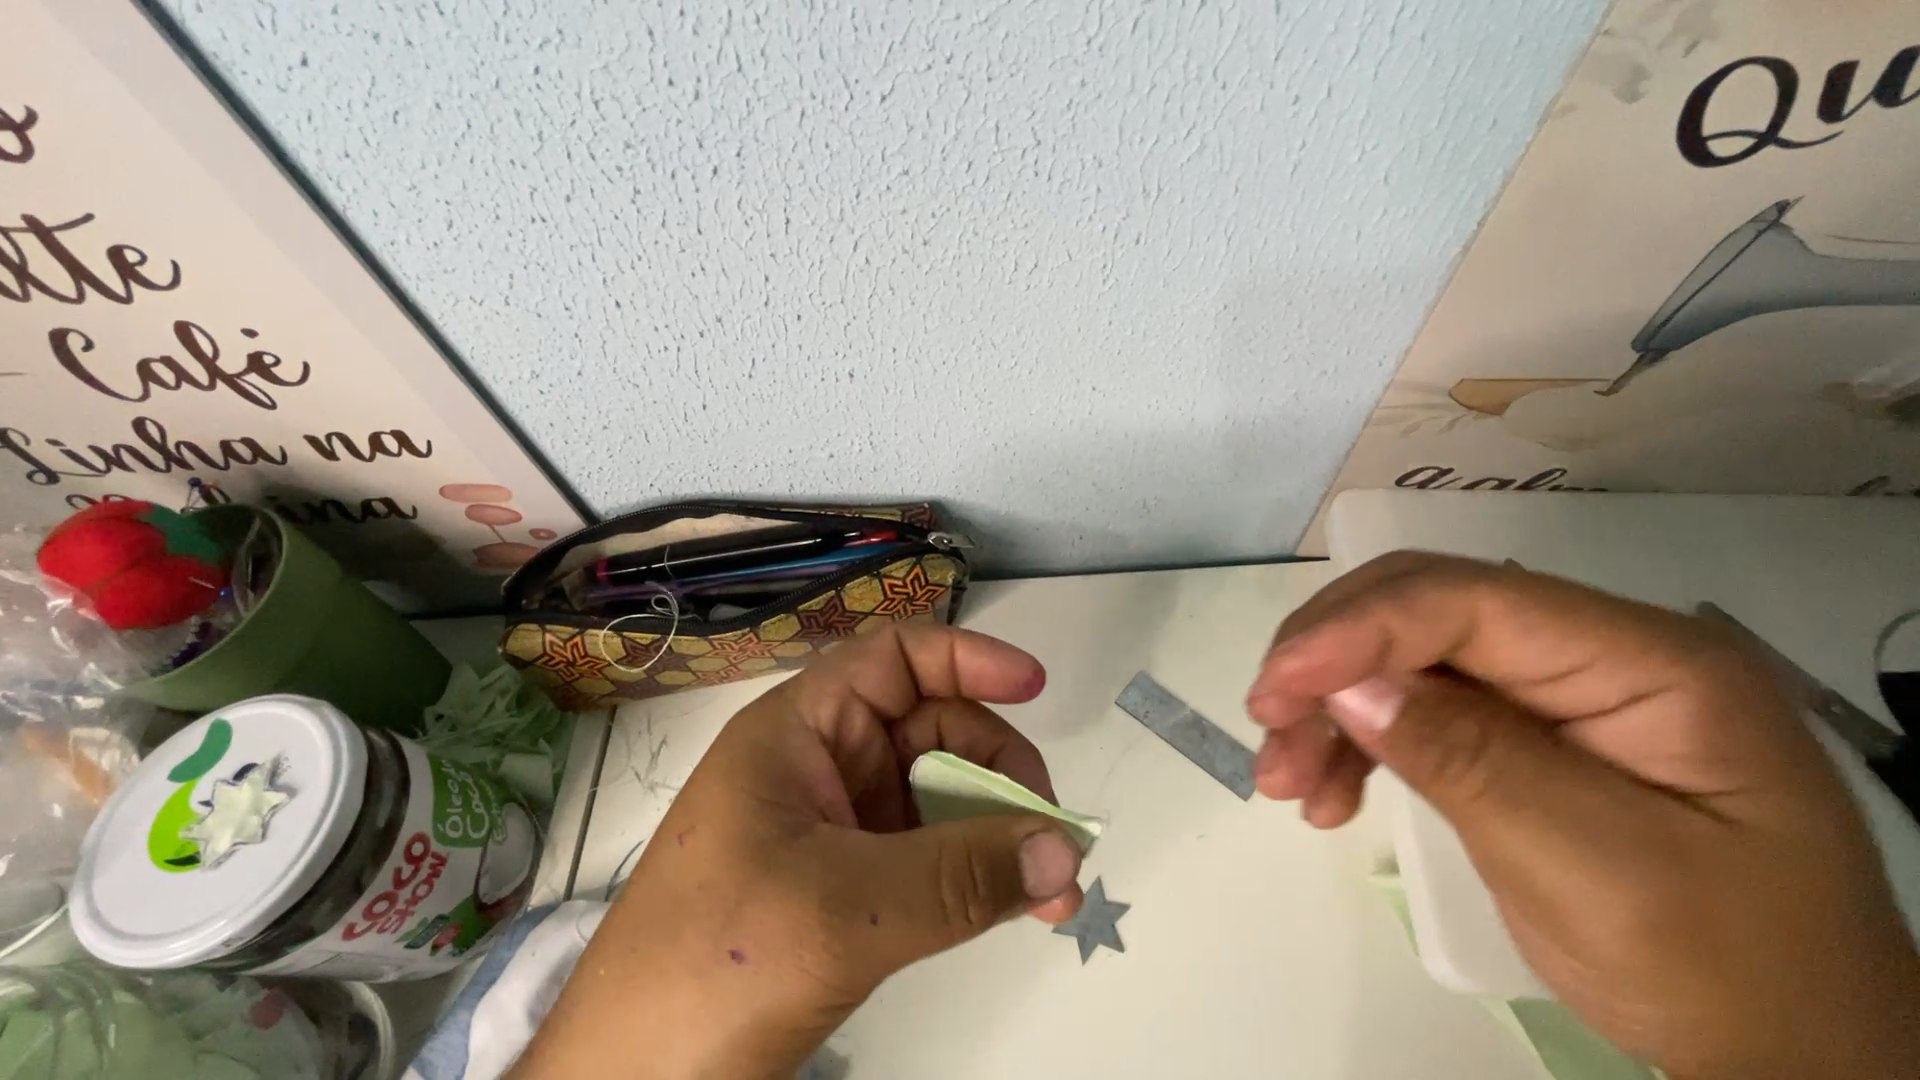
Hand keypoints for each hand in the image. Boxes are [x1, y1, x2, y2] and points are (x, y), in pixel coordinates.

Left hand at [513, 624, 1084, 1079]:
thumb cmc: (715, 964)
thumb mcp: (844, 910)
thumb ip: (960, 876)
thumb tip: (1065, 851)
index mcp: (798, 733)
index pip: (892, 660)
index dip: (965, 656)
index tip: (1034, 686)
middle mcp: (821, 766)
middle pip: (933, 730)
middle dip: (999, 771)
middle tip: (1053, 838)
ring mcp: (835, 828)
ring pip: (938, 797)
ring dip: (1000, 833)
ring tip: (1052, 893)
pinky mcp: (848, 885)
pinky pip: (929, 856)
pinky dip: (977, 875)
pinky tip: (1017, 907)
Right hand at [1245, 552, 1919, 1079]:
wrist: (1791, 1052)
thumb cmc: (1725, 971)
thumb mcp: (1598, 872)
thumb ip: (1471, 762)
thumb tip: (1346, 684)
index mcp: (1650, 662)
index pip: (1473, 601)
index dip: (1358, 627)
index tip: (1274, 687)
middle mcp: (1596, 652)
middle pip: (1425, 611)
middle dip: (1331, 661)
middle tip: (1267, 728)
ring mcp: (1556, 690)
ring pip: (1404, 657)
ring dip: (1330, 708)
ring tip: (1286, 783)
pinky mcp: (1521, 731)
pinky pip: (1414, 709)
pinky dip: (1355, 742)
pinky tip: (1329, 795)